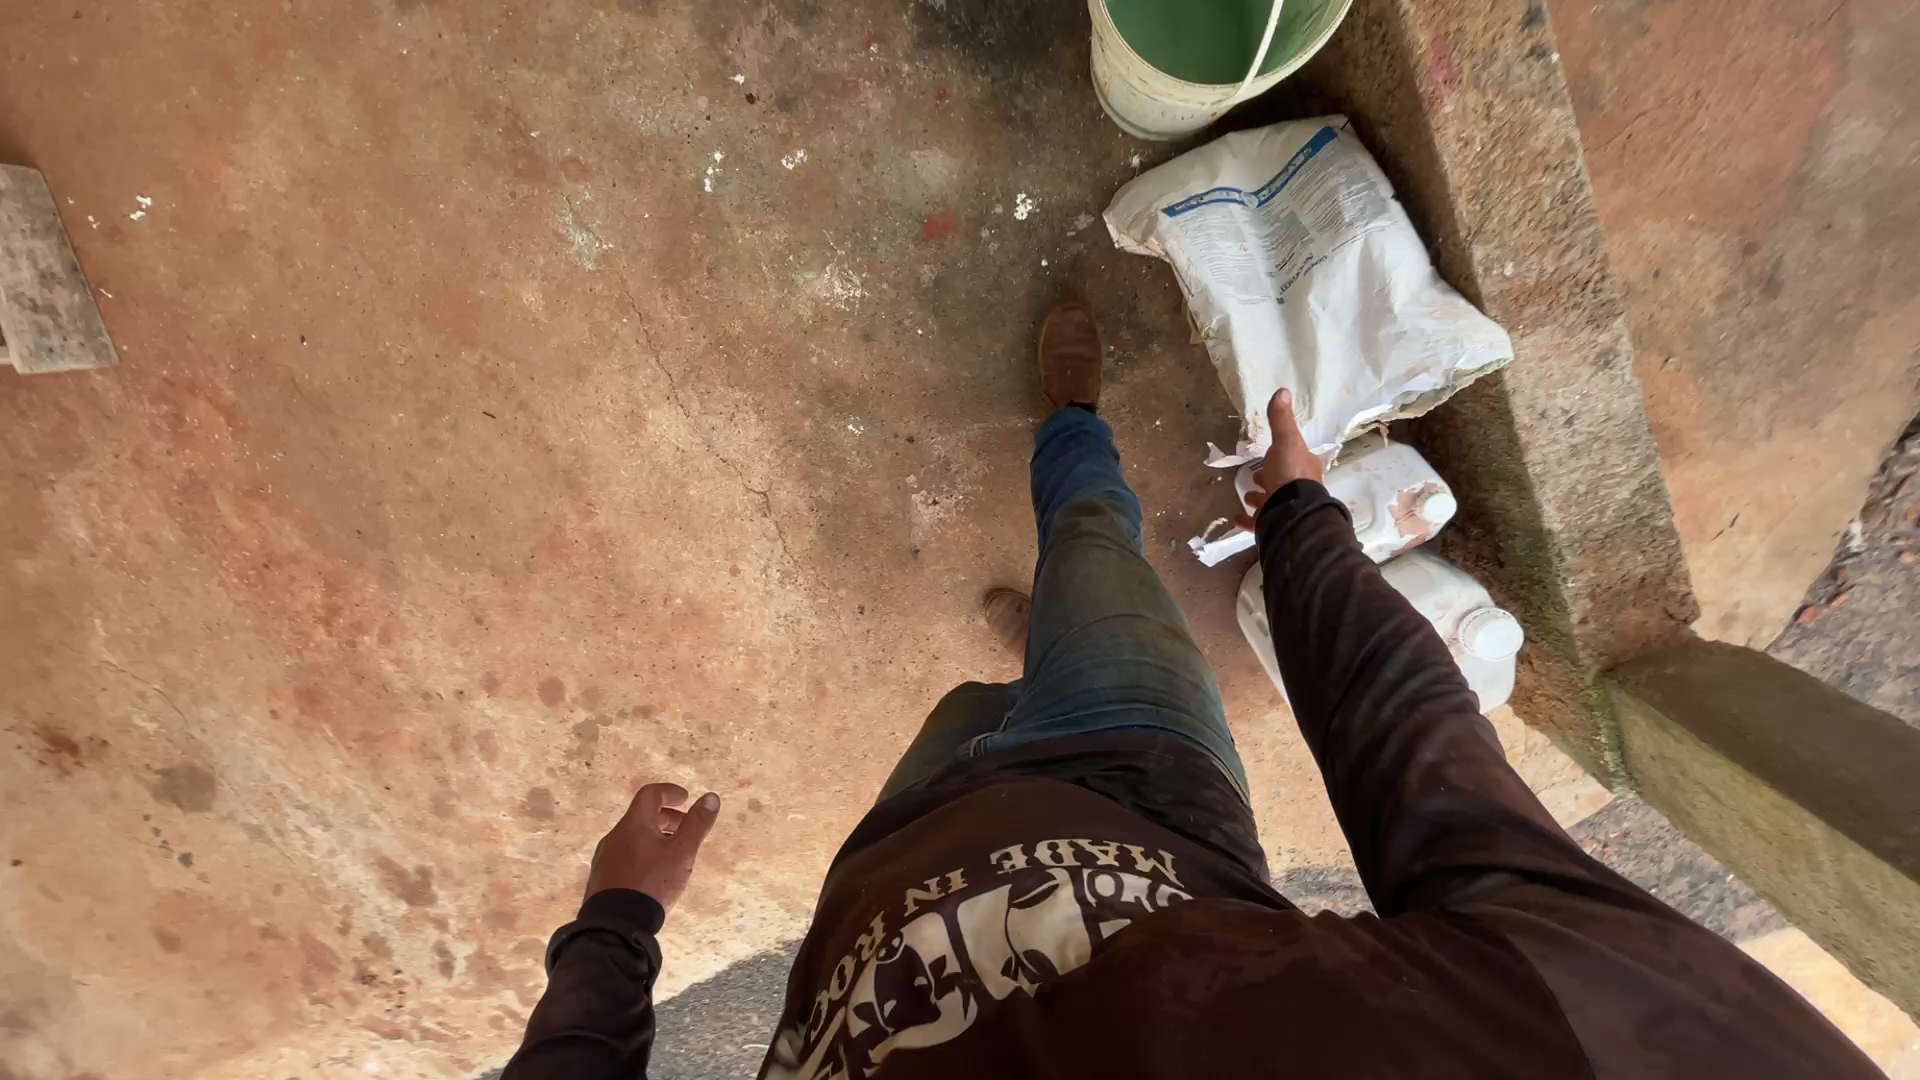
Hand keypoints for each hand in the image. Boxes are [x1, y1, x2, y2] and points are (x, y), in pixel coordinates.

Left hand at [584, 783, 720, 910]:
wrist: (615, 927)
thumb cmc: (652, 883)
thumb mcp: (682, 852)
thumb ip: (697, 824)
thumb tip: (711, 797)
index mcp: (633, 825)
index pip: (650, 794)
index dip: (670, 792)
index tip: (686, 799)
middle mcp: (615, 837)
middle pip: (641, 816)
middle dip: (666, 817)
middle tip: (684, 828)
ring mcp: (605, 859)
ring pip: (632, 837)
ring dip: (654, 837)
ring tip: (672, 854)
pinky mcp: (600, 880)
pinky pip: (624, 856)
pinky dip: (642, 853)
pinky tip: (653, 874)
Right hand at [1236, 388, 1324, 529]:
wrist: (1290, 511)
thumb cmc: (1290, 473)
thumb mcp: (1286, 440)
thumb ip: (1281, 420)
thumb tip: (1282, 390)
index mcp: (1306, 468)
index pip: (1298, 459)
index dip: (1285, 456)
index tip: (1272, 455)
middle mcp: (1300, 489)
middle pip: (1284, 481)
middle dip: (1270, 478)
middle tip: (1256, 476)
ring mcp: (1285, 508)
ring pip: (1272, 501)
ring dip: (1260, 498)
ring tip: (1248, 494)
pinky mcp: (1272, 523)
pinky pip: (1258, 521)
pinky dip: (1248, 519)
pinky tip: (1237, 516)